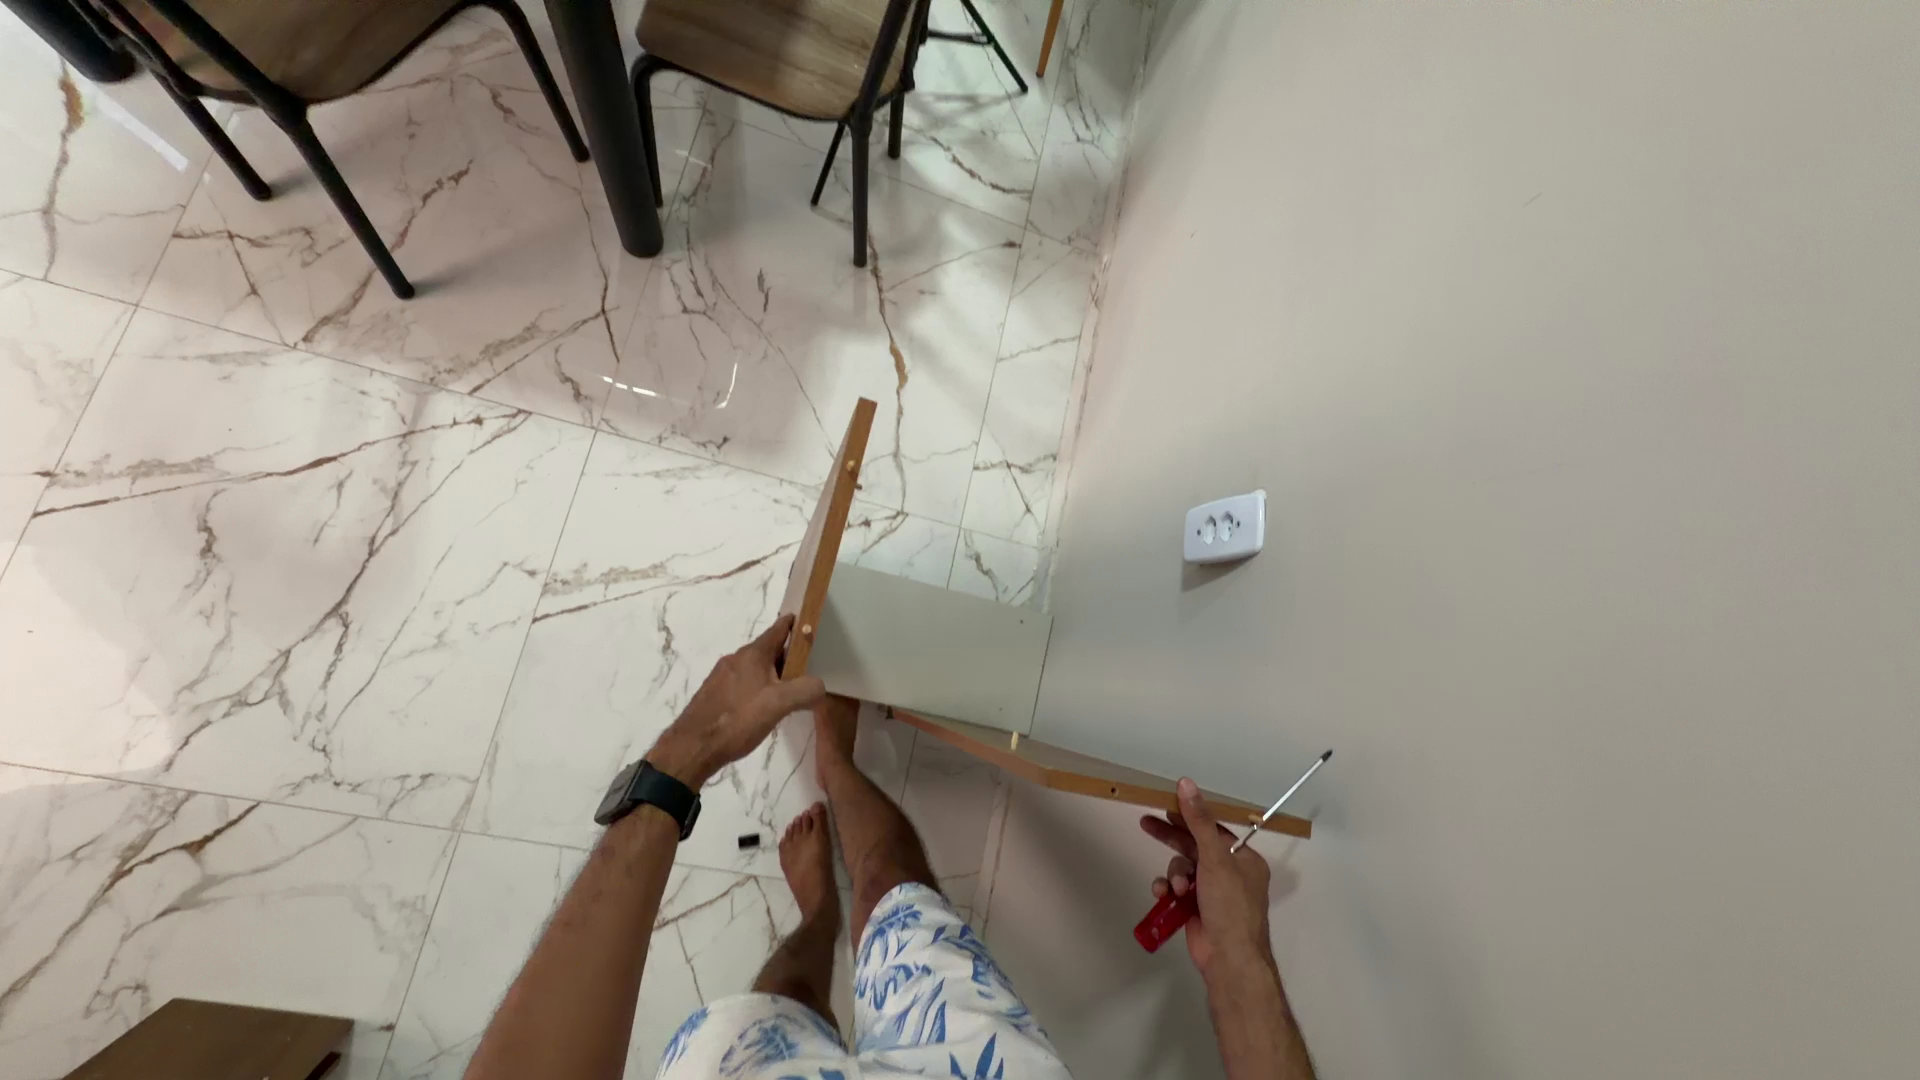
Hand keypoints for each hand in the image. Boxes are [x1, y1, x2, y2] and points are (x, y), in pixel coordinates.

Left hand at [648, 615, 825, 787]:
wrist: (692, 748)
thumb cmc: (738, 720)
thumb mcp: (780, 704)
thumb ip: (806, 690)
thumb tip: (818, 687)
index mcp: (753, 654)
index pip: (779, 629)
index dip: (796, 624)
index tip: (811, 625)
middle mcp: (735, 659)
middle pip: (768, 650)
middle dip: (788, 657)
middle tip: (806, 672)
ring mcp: (721, 677)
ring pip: (754, 669)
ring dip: (772, 676)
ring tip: (786, 695)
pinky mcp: (713, 694)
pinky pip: (742, 684)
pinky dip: (756, 689)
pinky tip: (761, 709)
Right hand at [1140, 778, 1275, 981]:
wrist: (1228, 960)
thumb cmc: (1229, 905)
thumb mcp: (1215, 858)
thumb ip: (1199, 821)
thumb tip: (1186, 783)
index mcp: (1245, 860)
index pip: (1214, 830)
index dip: (1191, 816)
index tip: (1167, 804)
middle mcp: (1230, 874)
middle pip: (1194, 847)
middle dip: (1171, 839)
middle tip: (1146, 822)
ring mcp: (1212, 893)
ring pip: (1182, 868)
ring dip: (1173, 874)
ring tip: (1174, 887)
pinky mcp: (1196, 909)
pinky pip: (1176, 889)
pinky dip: (1168, 890)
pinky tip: (1163, 895)